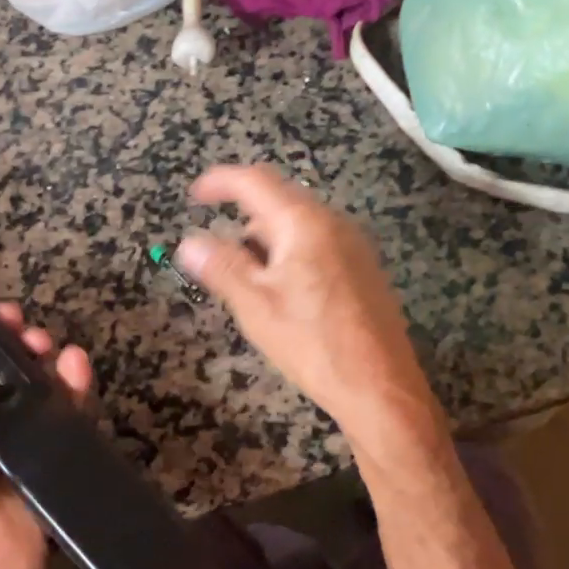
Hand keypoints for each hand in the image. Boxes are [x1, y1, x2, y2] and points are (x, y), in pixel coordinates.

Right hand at [176, 165, 441, 433]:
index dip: (220, 182)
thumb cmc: (312, 343)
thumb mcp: (255, 306)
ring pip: (299, 225)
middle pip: (281, 200)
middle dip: (243, 215)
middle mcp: (334, 224)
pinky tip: (280, 290)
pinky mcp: (363, 270)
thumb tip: (189, 242)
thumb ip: (221, 267)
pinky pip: (318, 244)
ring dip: (266, 239)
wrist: (379, 386)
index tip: (195, 194)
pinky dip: (289, 253)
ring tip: (244, 276)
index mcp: (305, 224)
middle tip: (216, 245)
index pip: (256, 182)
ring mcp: (354, 246)